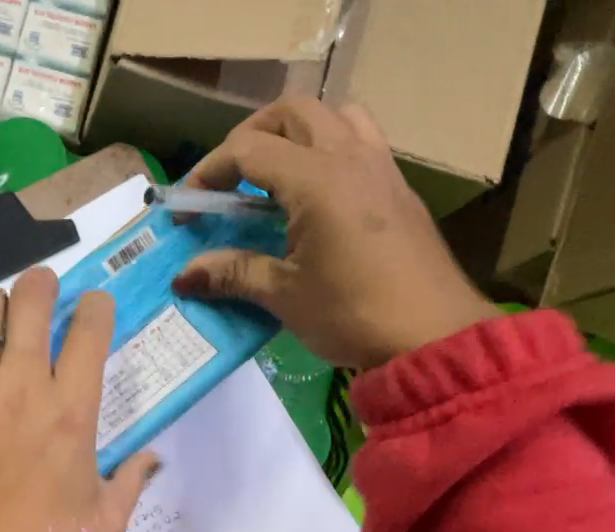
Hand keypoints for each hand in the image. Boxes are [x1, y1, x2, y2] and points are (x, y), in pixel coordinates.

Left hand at [0, 267, 160, 531]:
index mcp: (72, 408)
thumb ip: (133, 483)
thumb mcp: (106, 520)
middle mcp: (23, 385)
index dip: (95, 306)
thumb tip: (153, 458)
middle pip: (32, 300)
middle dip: (41, 283)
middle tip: (40, 292)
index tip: (91, 311)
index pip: (90, 327)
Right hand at [174, 95, 498, 369]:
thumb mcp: (283, 295)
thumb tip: (184, 275)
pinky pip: (358, 141)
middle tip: (227, 178)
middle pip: (292, 113)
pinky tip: (312, 196)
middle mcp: (350, 157)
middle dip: (249, 137)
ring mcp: (380, 167)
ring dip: (294, 134)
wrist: (431, 336)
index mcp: (317, 179)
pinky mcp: (397, 187)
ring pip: (332, 117)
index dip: (209, 173)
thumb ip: (232, 273)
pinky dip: (326, 150)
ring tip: (271, 175)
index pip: (249, 150)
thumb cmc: (352, 313)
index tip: (188, 210)